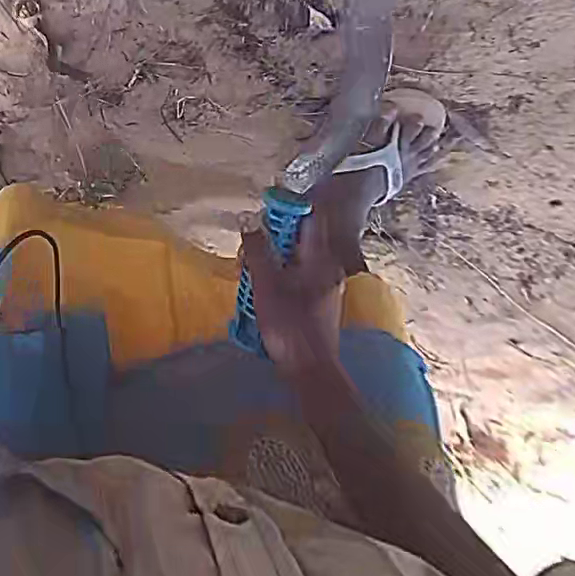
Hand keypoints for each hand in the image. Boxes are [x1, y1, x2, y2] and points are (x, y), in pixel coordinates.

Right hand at [241, 215, 345, 374]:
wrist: (309, 368)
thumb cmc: (288, 323)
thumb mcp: (266, 282)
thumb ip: (257, 249)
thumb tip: (248, 219)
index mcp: (320, 260)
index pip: (309, 219)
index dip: (287, 208)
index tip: (262, 207)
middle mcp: (327, 268)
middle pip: (298, 237)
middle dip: (270, 235)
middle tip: (247, 245)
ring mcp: (323, 284)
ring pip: (293, 255)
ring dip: (269, 255)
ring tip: (247, 267)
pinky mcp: (316, 298)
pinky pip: (294, 272)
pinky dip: (276, 270)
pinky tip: (258, 283)